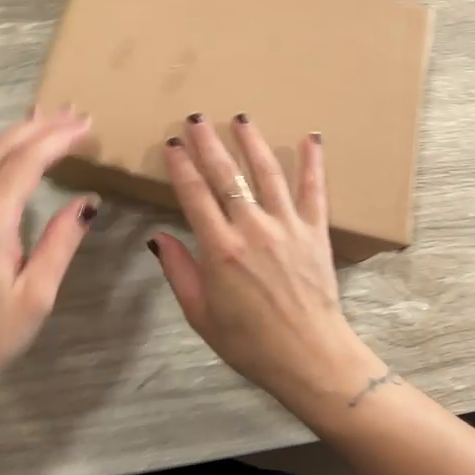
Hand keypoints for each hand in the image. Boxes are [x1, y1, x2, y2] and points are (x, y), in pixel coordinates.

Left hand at [0, 108, 98, 409]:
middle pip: (3, 151)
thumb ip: (61, 243)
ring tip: (40, 118)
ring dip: (10, 135)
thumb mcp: (34, 297)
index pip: (27, 162)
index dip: (58, 139)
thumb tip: (88, 202)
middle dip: (40, 128)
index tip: (88, 127)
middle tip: (75, 116)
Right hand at [149, 113, 386, 416]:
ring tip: (241, 117)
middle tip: (196, 118)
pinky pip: (314, 190)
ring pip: (267, 172)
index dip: (181, 166)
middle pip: (226, 175)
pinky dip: (313, 162)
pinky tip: (311, 138)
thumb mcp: (201, 315)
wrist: (309, 357)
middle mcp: (252, 229)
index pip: (194, 195)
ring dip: (252, 142)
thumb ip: (179, 271)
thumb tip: (158, 237)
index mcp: (220, 250)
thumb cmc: (249, 342)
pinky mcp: (315, 231)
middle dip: (208, 143)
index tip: (172, 144)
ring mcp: (287, 226)